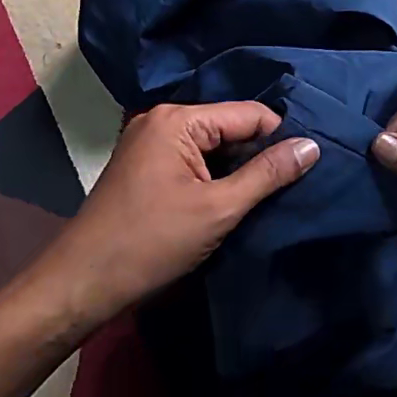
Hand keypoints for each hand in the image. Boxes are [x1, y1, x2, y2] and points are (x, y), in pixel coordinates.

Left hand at [19, 102, 318, 332]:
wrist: (84, 282)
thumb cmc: (152, 242)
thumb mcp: (218, 208)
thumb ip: (267, 174)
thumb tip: (312, 145)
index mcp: (177, 119)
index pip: (249, 114)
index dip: (280, 139)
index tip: (308, 168)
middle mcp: (162, 121)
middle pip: (231, 129)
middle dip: (259, 156)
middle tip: (295, 186)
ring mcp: (150, 145)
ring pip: (214, 149)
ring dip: (238, 172)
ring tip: (272, 197)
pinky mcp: (147, 170)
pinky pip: (194, 164)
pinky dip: (216, 180)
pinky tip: (236, 202)